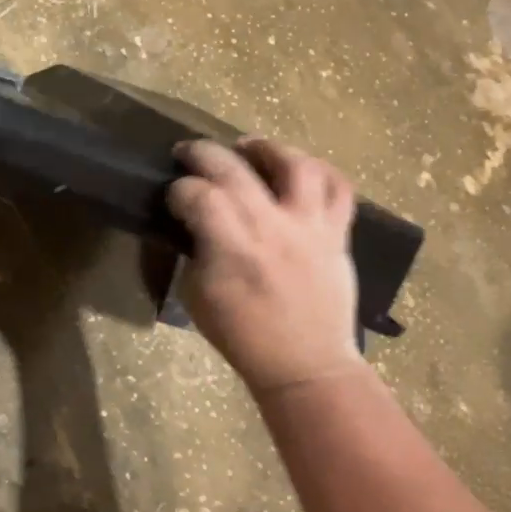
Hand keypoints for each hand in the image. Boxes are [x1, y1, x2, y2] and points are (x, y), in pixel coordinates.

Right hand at [167, 138, 364, 396]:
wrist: (305, 363)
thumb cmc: (240, 333)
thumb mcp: (195, 292)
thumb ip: (196, 249)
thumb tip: (192, 222)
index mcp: (231, 247)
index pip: (195, 195)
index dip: (177, 189)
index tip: (171, 197)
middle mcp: (271, 227)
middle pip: (233, 168)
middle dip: (202, 153)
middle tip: (187, 152)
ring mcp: (310, 227)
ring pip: (296, 166)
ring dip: (267, 149)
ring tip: (248, 148)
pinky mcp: (337, 234)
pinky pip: (338, 189)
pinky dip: (319, 170)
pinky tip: (297, 170)